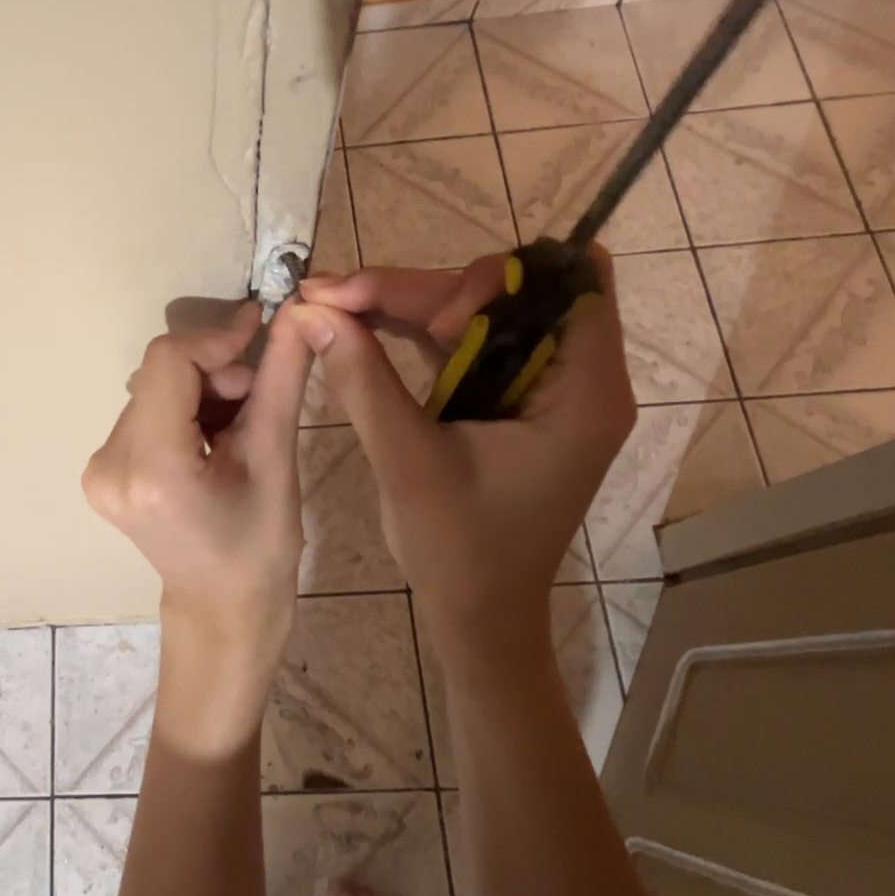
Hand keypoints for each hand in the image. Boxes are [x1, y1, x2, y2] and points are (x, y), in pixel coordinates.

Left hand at [82, 303, 314, 746]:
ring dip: (201, 392)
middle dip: (214, 372)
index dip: (217, 338)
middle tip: (257, 398)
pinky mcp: (102, 471)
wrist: (221, 608)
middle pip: (161, 374)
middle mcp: (109, 463)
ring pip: (154, 390)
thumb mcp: (276, 460)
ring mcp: (99, 469)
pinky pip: (145, 413)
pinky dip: (184, 411)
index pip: (170, 362)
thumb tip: (300, 315)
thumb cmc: (259, 549)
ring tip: (238, 428)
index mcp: (152, 467)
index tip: (261, 328)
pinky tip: (212, 441)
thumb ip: (281, 380)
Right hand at [285, 249, 634, 665]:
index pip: (560, 284)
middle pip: (507, 294)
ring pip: (480, 314)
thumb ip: (363, 379)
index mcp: (581, 390)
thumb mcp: (406, 460)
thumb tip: (313, 311)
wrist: (479, 615)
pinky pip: (469, 346)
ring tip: (336, 303)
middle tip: (340, 297)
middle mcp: (576, 377)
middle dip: (423, 290)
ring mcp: (543, 390)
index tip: (409, 307)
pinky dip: (417, 335)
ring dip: (411, 306)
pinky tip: (364, 327)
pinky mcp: (511, 403)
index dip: (483, 280)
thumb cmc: (458, 549)